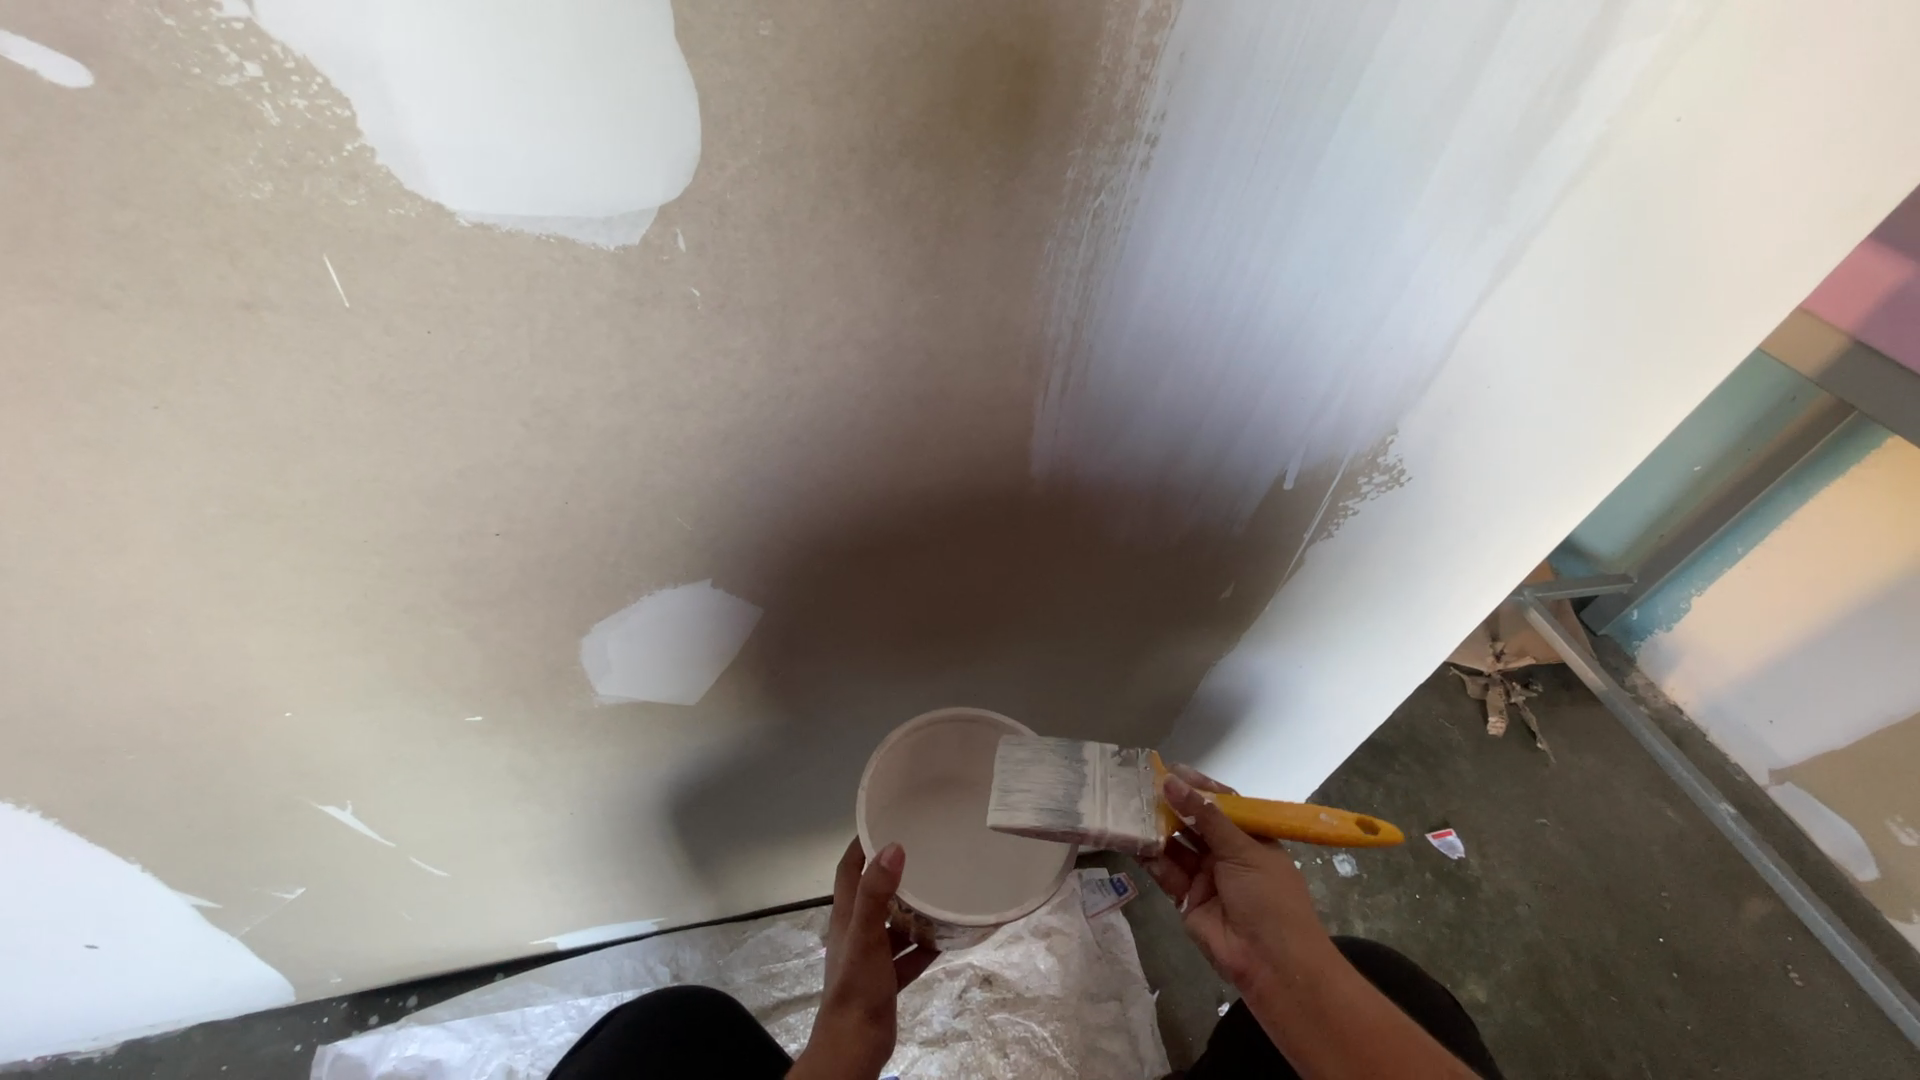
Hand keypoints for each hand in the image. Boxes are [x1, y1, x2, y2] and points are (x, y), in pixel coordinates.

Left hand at [790, 839, 938, 1079]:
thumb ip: (876, 892)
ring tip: (939, 891)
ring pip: (893, 925)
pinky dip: (924, 946)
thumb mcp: (867, 934)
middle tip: (922, 852)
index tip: (884, 821)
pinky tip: (946, 937)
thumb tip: (893, 847)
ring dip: (912, 911)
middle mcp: (857, 931)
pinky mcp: (886, 979)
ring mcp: (871, 957)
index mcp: (846, 915)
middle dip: (893, 873)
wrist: (855, 1044)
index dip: (862, 844)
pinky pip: (908, 956)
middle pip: (873, 893)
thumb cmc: (857, 985)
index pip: (849, 868)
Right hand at [1140, 767, 1335, 999]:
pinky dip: (1149, 857)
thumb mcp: (1243, 850)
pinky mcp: (1186, 898)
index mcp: (1250, 840)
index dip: (1198, 788)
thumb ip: (1204, 817)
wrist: (1272, 963)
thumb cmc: (1269, 898)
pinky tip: (1133, 840)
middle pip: (1194, 824)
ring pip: (1176, 846)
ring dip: (1156, 829)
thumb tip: (1172, 781)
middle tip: (1141, 785)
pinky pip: (1165, 872)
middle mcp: (1227, 855)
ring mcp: (1206, 877)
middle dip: (1171, 806)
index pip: (1221, 806)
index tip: (1172, 770)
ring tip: (1130, 807)